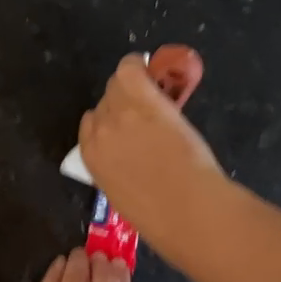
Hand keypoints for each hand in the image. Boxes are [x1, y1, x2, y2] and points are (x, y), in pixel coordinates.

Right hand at [79, 54, 226, 240]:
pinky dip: (138, 64)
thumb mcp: (125, 197)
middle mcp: (100, 131)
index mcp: (91, 159)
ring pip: (117, 83)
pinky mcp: (143, 99)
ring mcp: (121, 113)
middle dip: (122, 106)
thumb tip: (129, 158)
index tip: (127, 128)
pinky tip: (150, 66)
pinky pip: (129, 67)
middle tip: (146, 116)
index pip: (89, 124)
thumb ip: (118, 170)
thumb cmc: (164, 217)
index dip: (110, 124)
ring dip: (132, 87)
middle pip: (105, 101)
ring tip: (153, 95)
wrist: (190, 210)